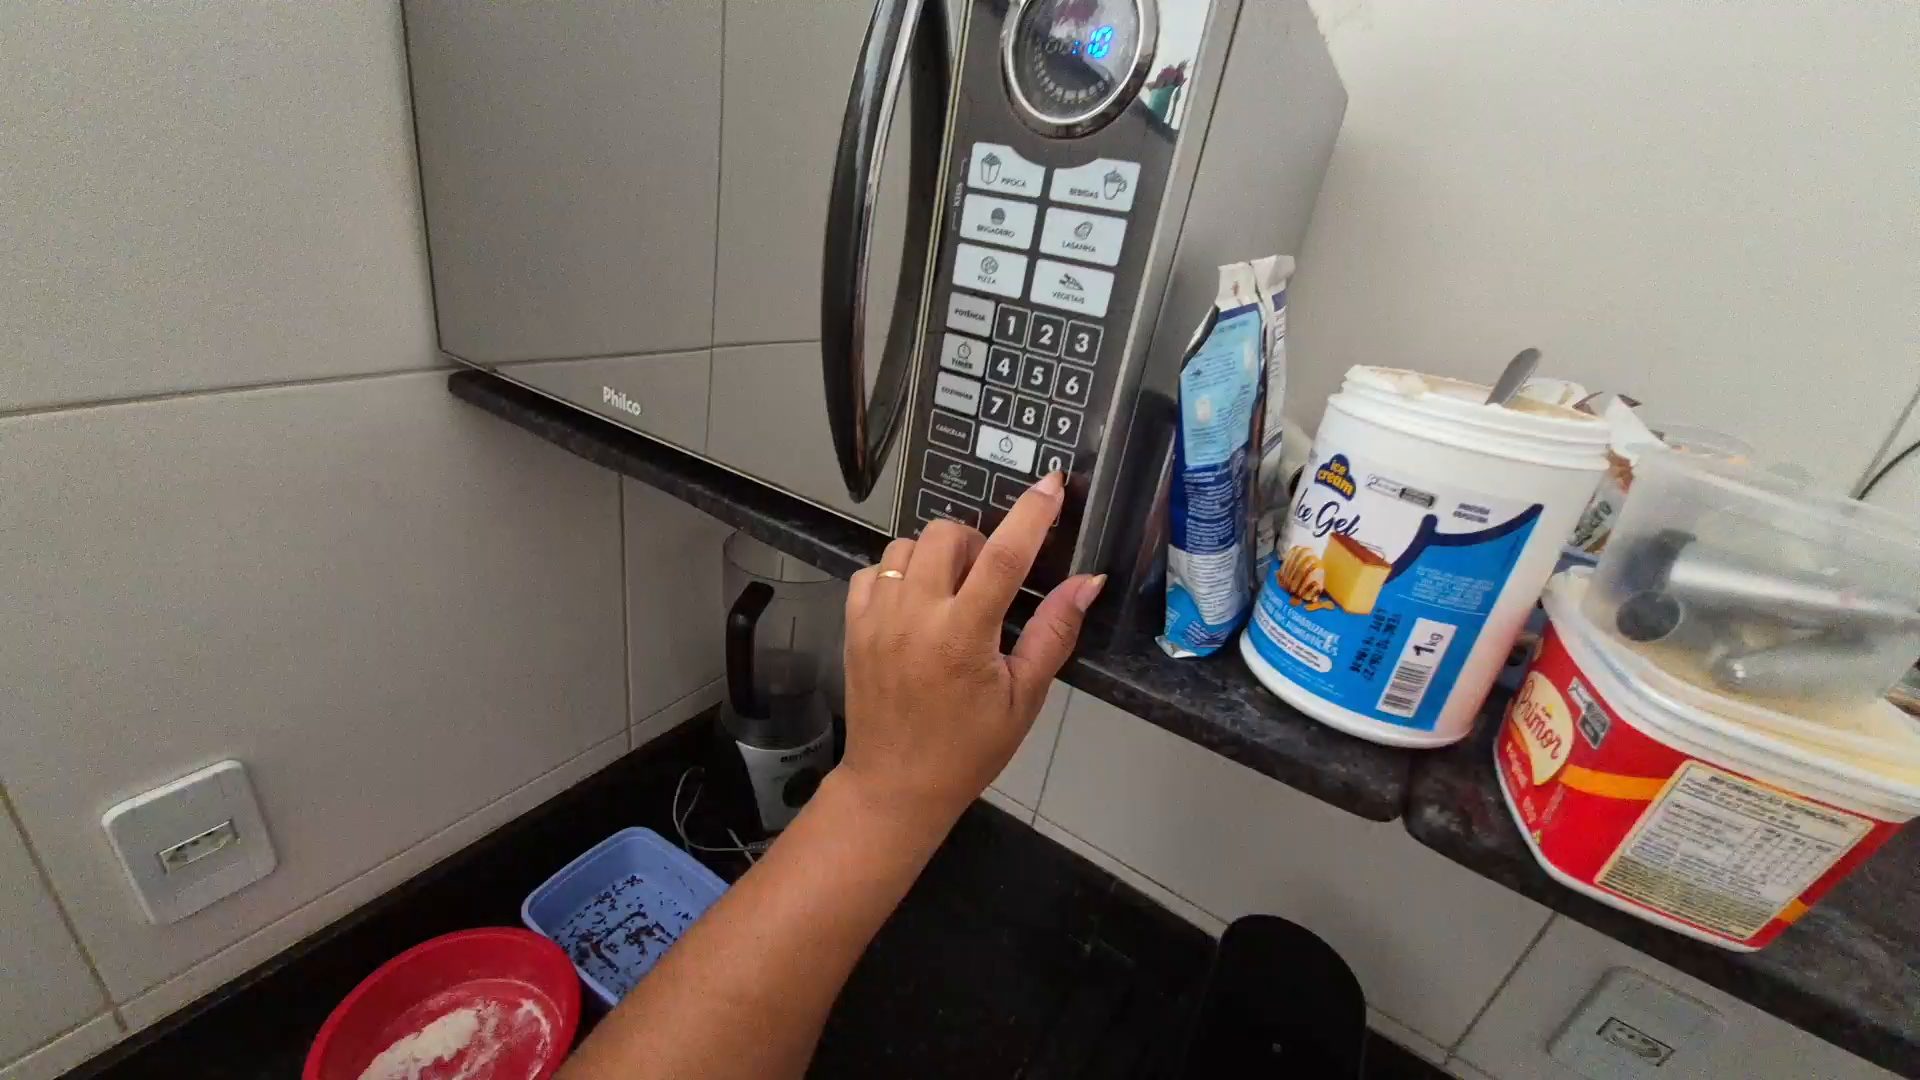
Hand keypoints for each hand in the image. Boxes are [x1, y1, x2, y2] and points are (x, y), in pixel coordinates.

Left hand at [836, 472, 1105, 825]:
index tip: (1051, 485)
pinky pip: (873, 570)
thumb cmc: (968, 748)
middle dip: (975, 542)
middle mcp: (913, 616)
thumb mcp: (1024, 697)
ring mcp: (876, 618)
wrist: (895, 785)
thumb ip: (1054, 632)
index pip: (1003, 556)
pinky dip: (898, 574)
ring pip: (905, 546)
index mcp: (962, 636)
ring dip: (935, 556)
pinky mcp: (852, 625)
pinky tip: (914, 605)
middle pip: (945, 534)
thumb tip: (1088, 581)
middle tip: (987, 582)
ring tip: (951, 594)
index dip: (1032, 514)